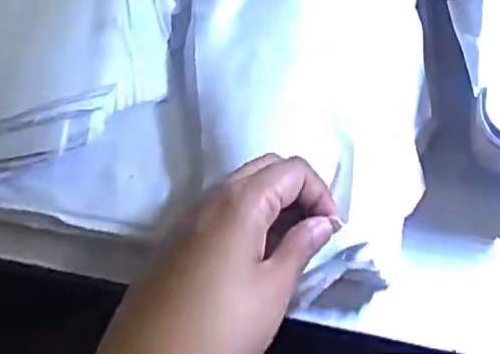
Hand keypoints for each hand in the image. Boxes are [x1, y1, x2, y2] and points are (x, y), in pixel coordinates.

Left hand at [99, 155, 340, 353]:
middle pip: (267, 168)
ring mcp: (185, 221)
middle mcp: (211, 198)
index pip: (294, 170)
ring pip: (240, 187)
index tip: (331, 228)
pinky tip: (249, 256)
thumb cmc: (217, 331)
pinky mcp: (169, 247)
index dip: (321, 192)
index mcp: (240, 201)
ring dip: (270, 201)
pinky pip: (217, 211)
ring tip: (285, 241)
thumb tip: (322, 223)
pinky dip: (243, 217)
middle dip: (297, 188)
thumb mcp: (272, 291)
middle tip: (311, 226)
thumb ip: (302, 246)